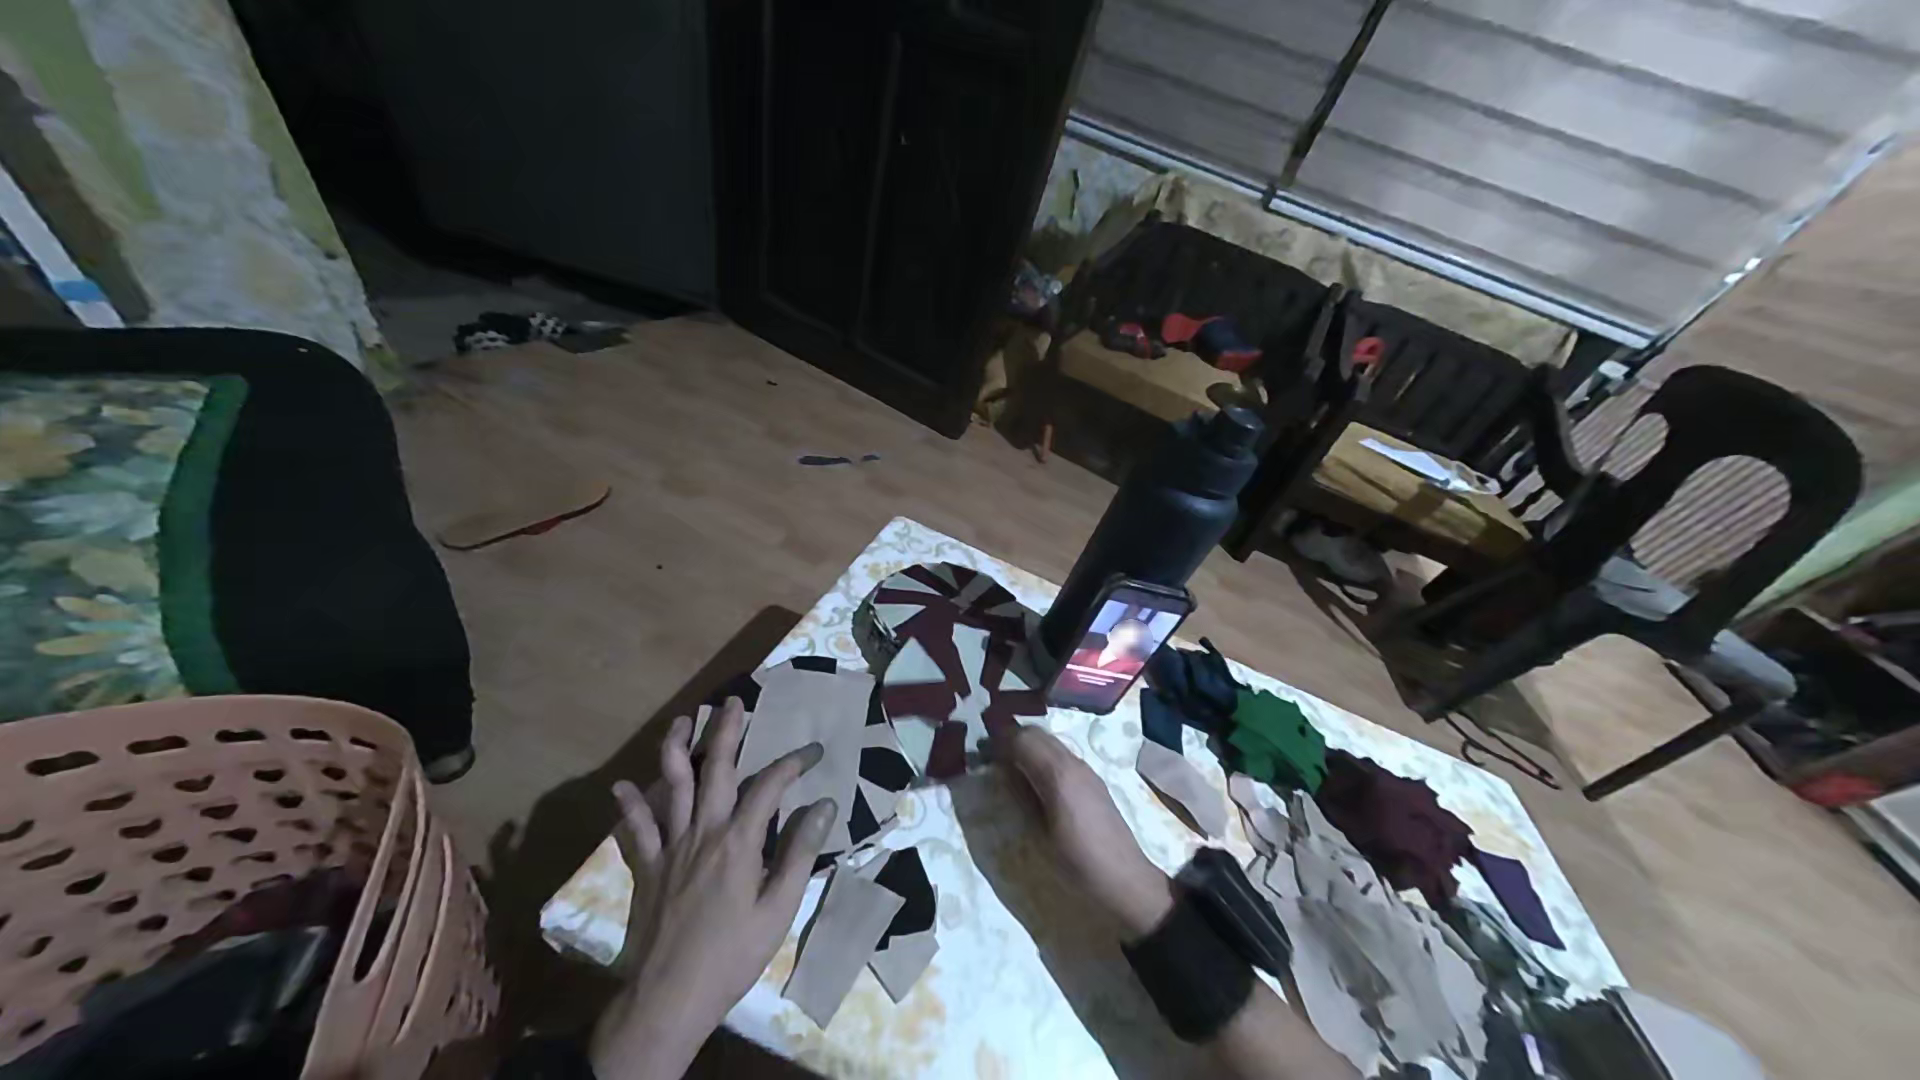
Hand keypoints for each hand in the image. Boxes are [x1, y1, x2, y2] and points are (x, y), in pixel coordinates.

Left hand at [588, 697, 835, 1079]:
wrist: (669, 998)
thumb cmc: (733, 954)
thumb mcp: (780, 907)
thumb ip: (800, 851)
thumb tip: (824, 805)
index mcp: (739, 840)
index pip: (770, 785)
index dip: (793, 763)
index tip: (813, 751)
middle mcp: (703, 831)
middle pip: (716, 769)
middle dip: (726, 731)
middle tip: (732, 700)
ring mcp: (671, 847)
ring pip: (672, 786)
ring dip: (676, 749)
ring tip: (681, 720)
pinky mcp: (648, 868)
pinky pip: (637, 830)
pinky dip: (630, 806)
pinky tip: (622, 786)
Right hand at [993, 724, 1173, 939]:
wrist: (1126, 884)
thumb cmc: (1077, 865)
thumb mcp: (1038, 835)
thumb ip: (1018, 796)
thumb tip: (1000, 772)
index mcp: (1058, 774)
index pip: (1021, 738)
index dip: (998, 741)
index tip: (980, 754)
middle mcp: (1074, 762)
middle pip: (1036, 733)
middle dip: (1011, 739)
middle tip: (991, 758)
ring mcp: (1087, 769)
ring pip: (1050, 741)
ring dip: (1027, 746)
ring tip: (1009, 768)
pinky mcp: (1093, 781)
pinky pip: (1061, 754)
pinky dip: (1042, 756)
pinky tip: (1034, 780)